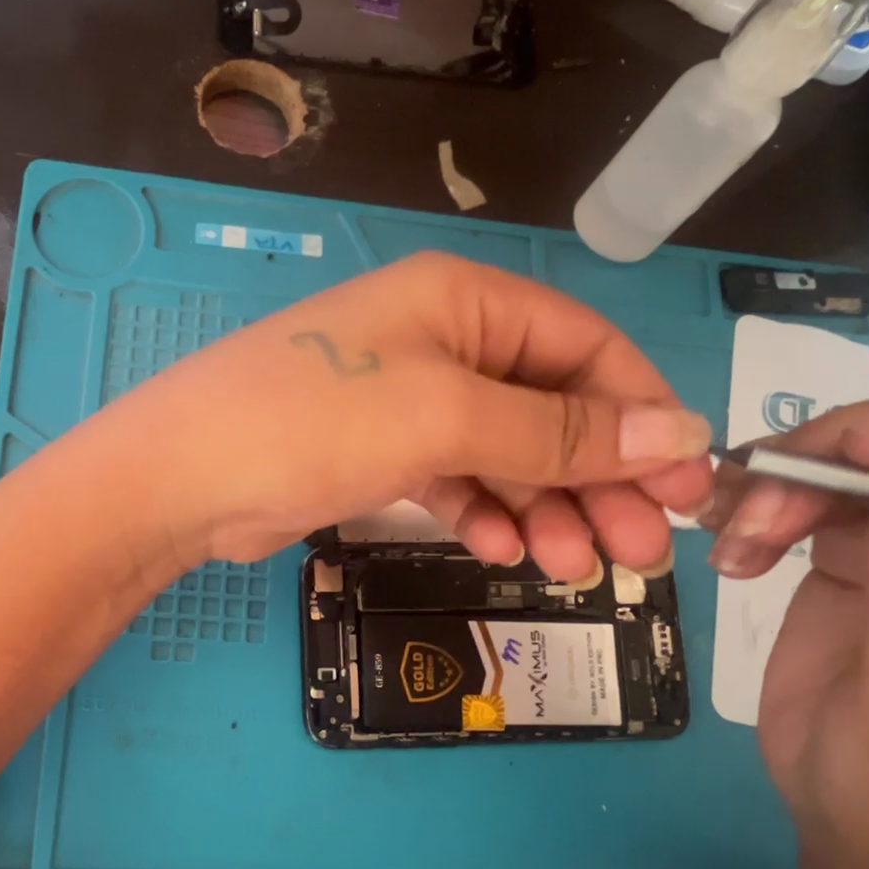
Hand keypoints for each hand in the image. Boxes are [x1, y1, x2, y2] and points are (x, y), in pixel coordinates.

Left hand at [100, 252, 714, 575]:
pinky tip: (502, 550)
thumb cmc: (316, 423)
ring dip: (546, 507)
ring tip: (576, 567)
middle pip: (550, 405)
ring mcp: (405, 397)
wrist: (183, 476)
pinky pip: (455, 476)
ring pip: (505, 451)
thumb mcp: (445, 418)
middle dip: (599, 476)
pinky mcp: (376, 449)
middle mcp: (440, 338)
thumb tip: (679, 432)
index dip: (641, 414)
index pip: (585, 347)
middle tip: (642, 555)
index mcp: (463, 301)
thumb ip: (559, 431)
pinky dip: (484, 512)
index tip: (686, 488)